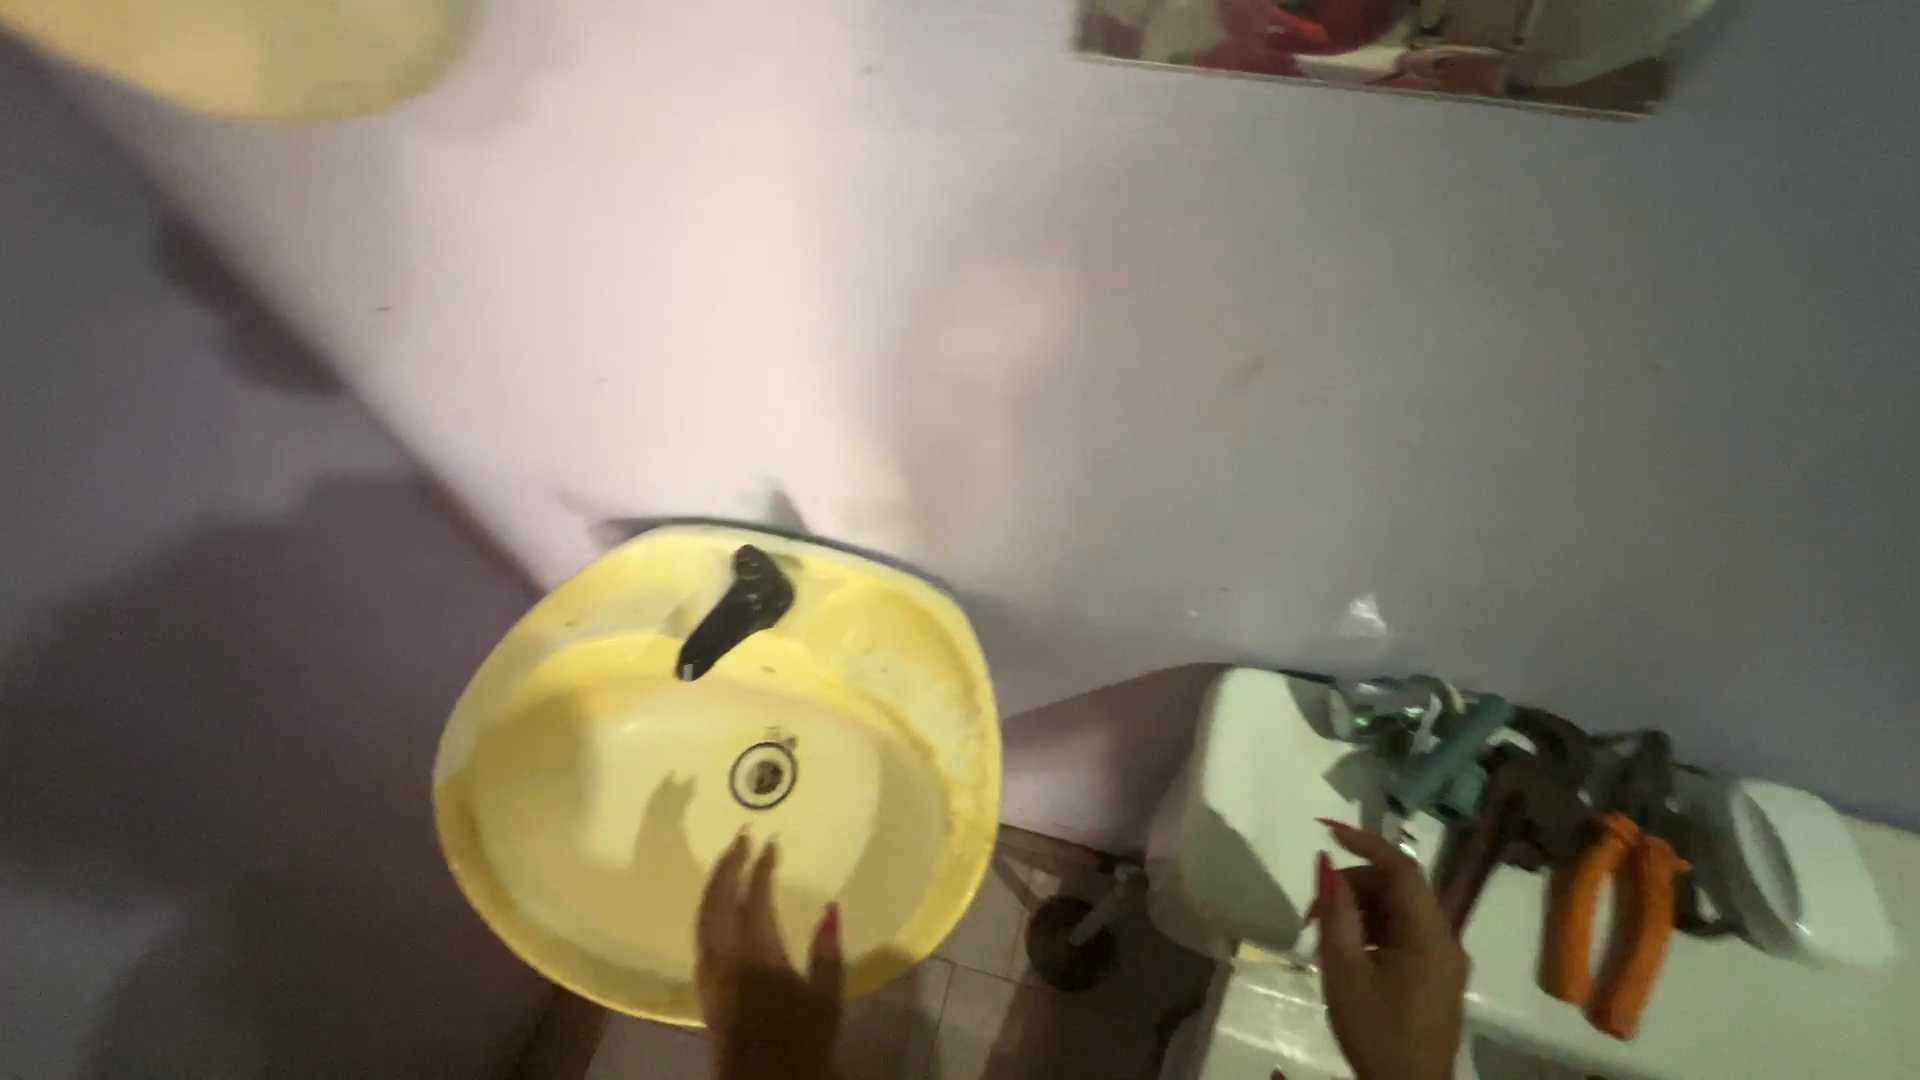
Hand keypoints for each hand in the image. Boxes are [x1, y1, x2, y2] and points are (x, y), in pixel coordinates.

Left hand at [696, 834, 842, 1079]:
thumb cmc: (801, 1043)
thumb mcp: (826, 998)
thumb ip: (826, 950)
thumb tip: (831, 906)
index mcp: (757, 955)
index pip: (754, 898)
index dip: (761, 868)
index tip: (771, 843)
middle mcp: (726, 959)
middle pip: (717, 901)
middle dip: (727, 865)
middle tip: (741, 836)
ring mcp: (710, 974)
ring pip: (703, 918)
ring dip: (713, 884)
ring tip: (728, 861)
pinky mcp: (704, 988)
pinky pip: (700, 935)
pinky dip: (708, 909)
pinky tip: (718, 906)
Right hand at [1305, 819, 1467, 1079]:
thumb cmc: (1375, 1030)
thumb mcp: (1344, 968)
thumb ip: (1335, 910)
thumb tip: (1325, 862)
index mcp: (1429, 937)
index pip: (1402, 868)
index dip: (1365, 842)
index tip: (1326, 829)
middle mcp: (1444, 940)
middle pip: (1397, 887)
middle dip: (1352, 884)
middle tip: (1313, 910)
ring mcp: (1441, 959)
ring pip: (1396, 908)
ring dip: (1358, 906)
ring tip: (1323, 932)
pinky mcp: (1433, 974)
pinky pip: (1401, 931)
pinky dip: (1370, 927)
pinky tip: (1345, 949)